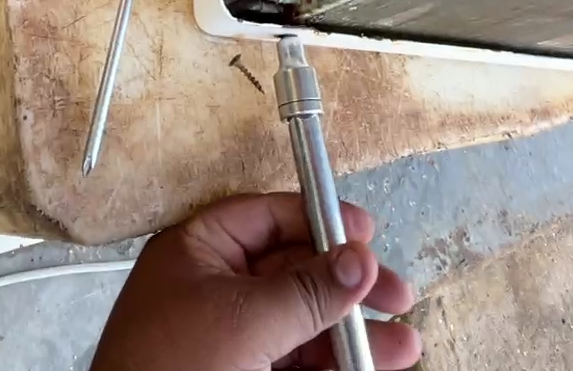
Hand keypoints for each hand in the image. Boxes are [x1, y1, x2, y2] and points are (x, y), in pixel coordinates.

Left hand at [90, 192, 421, 369]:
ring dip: (353, 331)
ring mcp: (231, 338)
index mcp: (198, 251)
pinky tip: (373, 364)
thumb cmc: (169, 370)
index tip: (366, 231)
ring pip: (303, 321)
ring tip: (402, 342)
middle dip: (347, 282)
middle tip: (395, 292)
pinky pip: (298, 362)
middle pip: (294, 269)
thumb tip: (357, 258)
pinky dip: (335, 364)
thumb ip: (305, 289)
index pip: (267, 216)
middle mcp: (215, 287)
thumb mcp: (243, 321)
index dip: (317, 219)